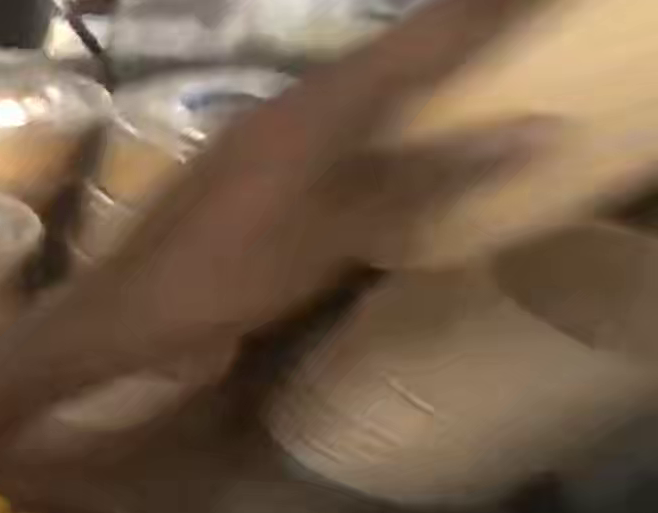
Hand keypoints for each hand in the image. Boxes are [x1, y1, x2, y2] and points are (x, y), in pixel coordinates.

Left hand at [72, 0, 558, 353]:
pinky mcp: (221, 192)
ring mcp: (240, 153)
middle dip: (459, 53)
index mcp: (309, 109)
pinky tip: (374, 169)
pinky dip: (354, 148)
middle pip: (386, 64)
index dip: (500, 9)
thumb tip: (532, 131)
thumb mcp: (325, 238)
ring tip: (467, 108)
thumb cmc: (213, 280)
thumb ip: (420, 182)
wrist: (113, 322)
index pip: (431, 30)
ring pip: (344, 107)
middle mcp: (274, 117)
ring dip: (405, 102)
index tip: (556, 6)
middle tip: (522, 62)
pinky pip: (307, 150)